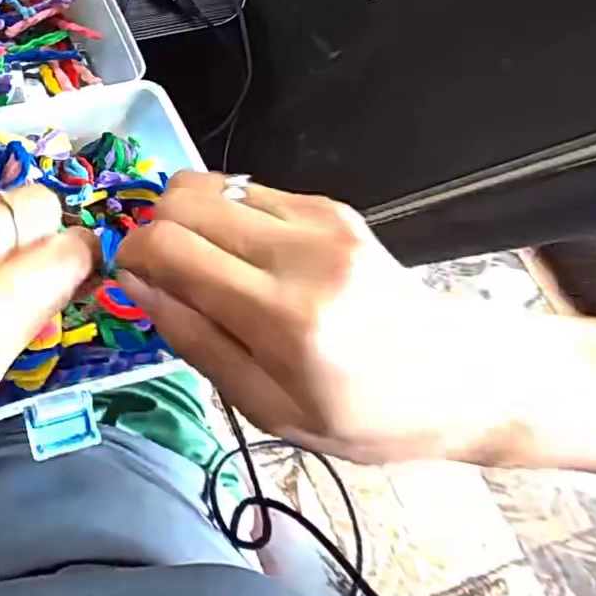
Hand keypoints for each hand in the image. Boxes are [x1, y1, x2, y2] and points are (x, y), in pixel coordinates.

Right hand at [115, 172, 532, 464]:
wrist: (463, 378)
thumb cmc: (361, 413)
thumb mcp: (265, 407)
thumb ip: (192, 338)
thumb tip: (134, 281)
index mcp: (285, 318)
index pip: (169, 247)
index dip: (132, 254)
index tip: (134, 277)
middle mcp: (301, 253)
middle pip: (179, 199)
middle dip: (151, 229)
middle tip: (165, 269)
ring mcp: (319, 219)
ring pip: (203, 182)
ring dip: (182, 216)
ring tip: (201, 258)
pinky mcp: (328, 205)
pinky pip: (240, 187)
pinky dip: (220, 214)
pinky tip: (242, 251)